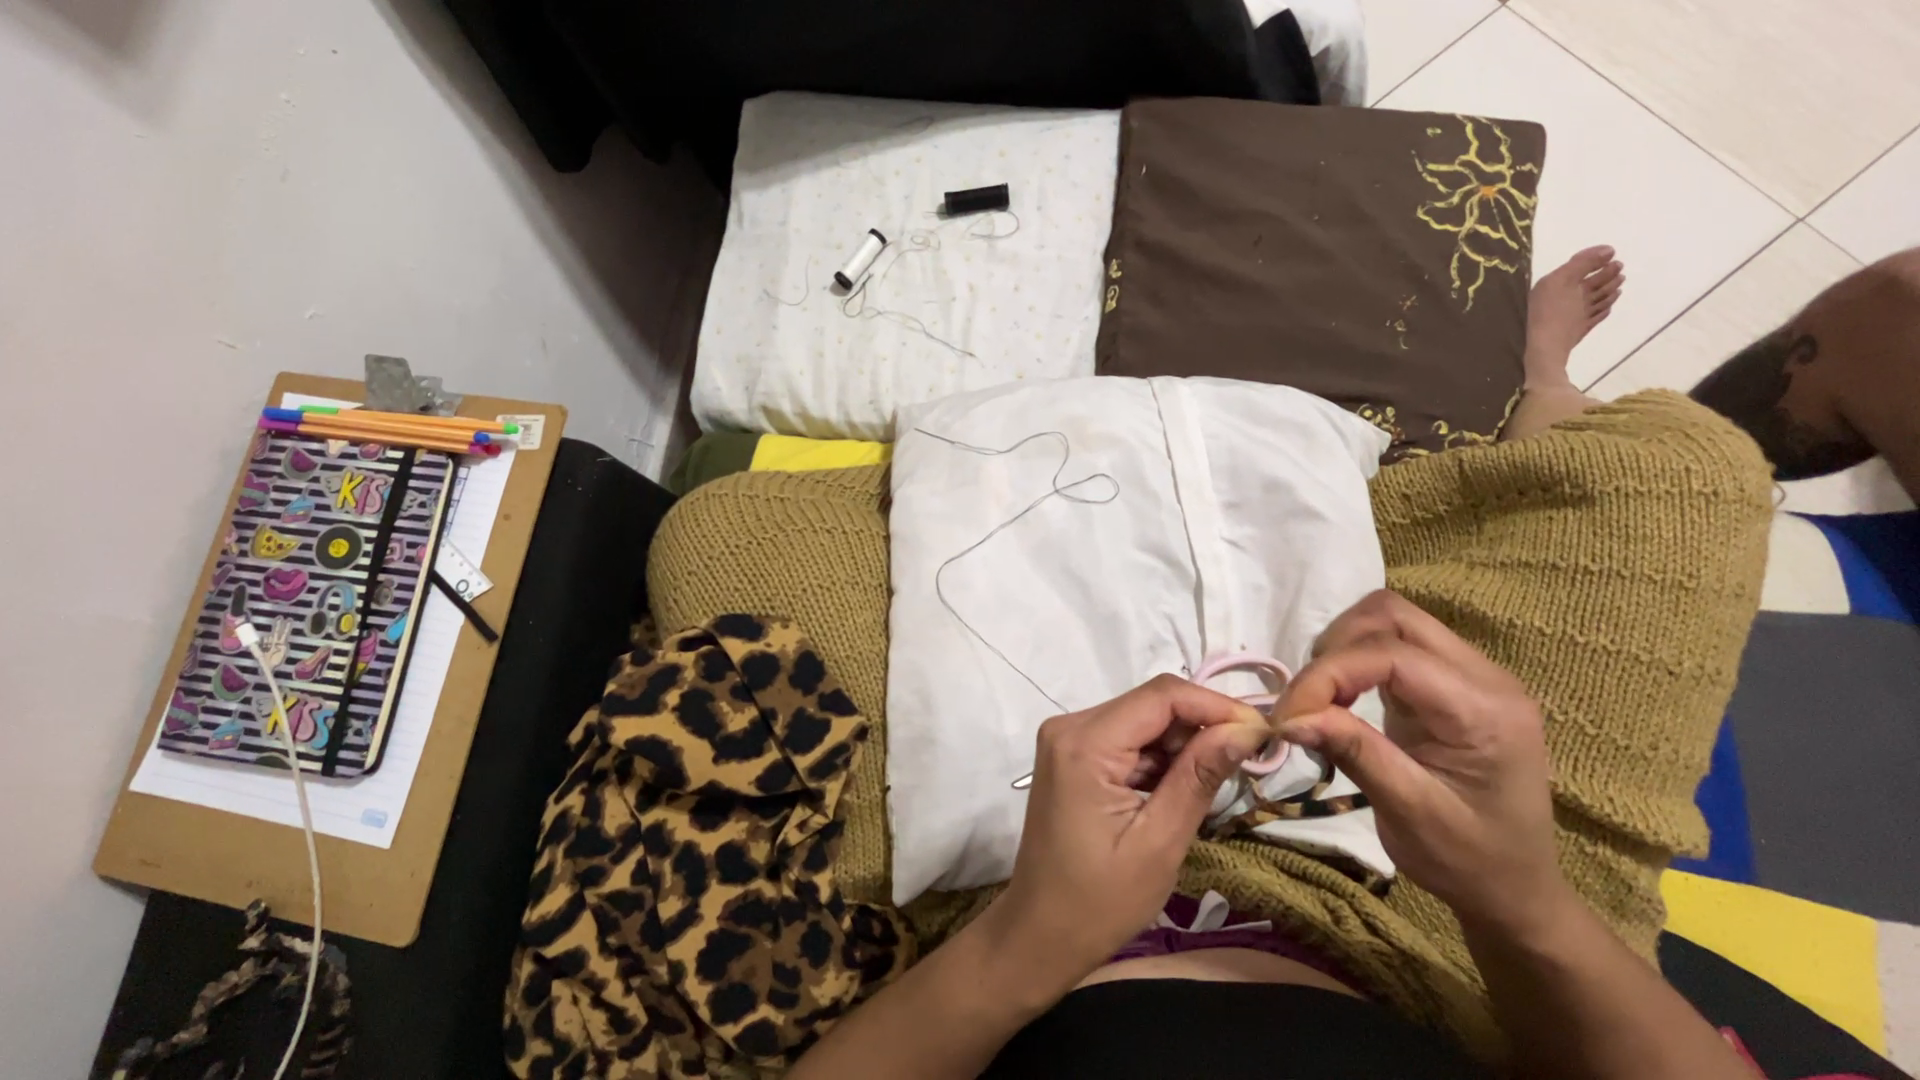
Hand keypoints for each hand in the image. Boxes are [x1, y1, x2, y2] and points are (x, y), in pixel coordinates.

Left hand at [995, 675, 1270, 984]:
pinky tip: (1182, 787)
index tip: (1262, 732)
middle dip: (1203, 725)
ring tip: (1219, 779)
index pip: (1162, 696)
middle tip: (1248, 758)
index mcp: (1084, 743)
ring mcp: (1067, 740)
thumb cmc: (1100, 900)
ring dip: (1183, 743)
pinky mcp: (1072, 757)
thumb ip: (1199, 776)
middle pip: (1151, 704)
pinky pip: (1126, 740)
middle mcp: (1070, 727)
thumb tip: (1246, 729)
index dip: (1216, 706)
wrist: (1041, 933)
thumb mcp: (1160, 841)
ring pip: (1142, 720)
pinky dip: (1159, 758)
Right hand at [1273, 590, 1566, 933]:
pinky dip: (1354, 660)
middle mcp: (1485, 677)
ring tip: (1320, 700)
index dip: (1329, 674)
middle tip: (1305, 702)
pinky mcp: (1448, 682)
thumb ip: (1355, 751)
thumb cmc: (1468, 859)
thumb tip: (1290, 718)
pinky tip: (1341, 700)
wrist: (1515, 888)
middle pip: (1392, 615)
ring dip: (1342, 648)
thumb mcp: (1408, 813)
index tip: (1288, 718)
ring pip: (1389, 619)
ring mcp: (1469, 674)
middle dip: (1334, 648)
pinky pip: (1393, 643)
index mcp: (1486, 710)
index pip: (1392, 655)